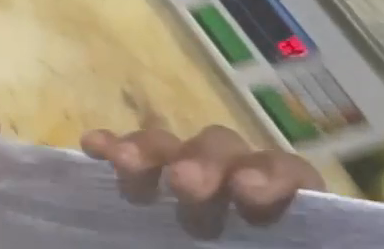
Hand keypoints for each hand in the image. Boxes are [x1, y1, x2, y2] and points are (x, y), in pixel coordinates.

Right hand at [82, 125, 323, 237]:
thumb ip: (288, 245)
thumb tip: (263, 230)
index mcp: (289, 217)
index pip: (290, 174)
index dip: (273, 175)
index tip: (247, 196)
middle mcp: (239, 187)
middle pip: (224, 149)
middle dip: (202, 161)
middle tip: (184, 187)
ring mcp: (192, 184)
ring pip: (173, 145)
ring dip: (150, 150)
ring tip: (125, 166)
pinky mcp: (150, 187)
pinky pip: (131, 157)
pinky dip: (114, 147)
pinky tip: (93, 147)